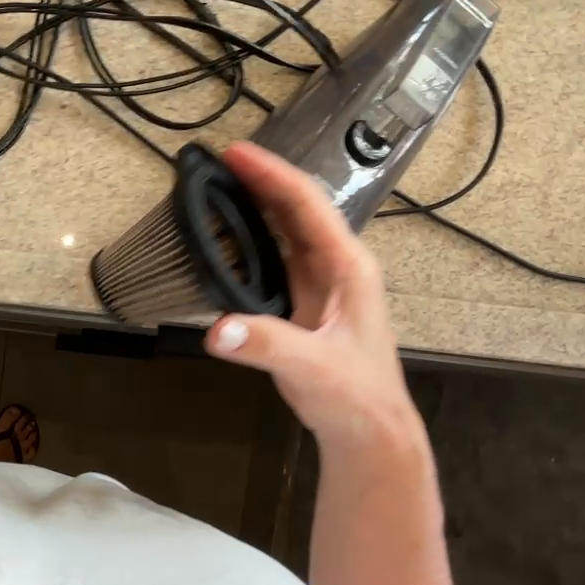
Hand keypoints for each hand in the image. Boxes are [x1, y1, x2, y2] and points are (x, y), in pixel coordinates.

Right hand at [203, 142, 425, 459]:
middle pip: (297, 210)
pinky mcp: (304, 304)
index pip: (307, 207)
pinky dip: (252, 239)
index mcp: (347, 268)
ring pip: (288, 232)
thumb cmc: (353, 396)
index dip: (272, 176)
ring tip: (219, 189)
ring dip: (256, 206)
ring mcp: (321, 286)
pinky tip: (228, 239)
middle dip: (261, 181)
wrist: (368, 430)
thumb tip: (216, 328)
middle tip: (217, 164)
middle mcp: (336, 268)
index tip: (236, 154)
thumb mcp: (311, 368)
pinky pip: (277, 258)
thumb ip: (265, 345)